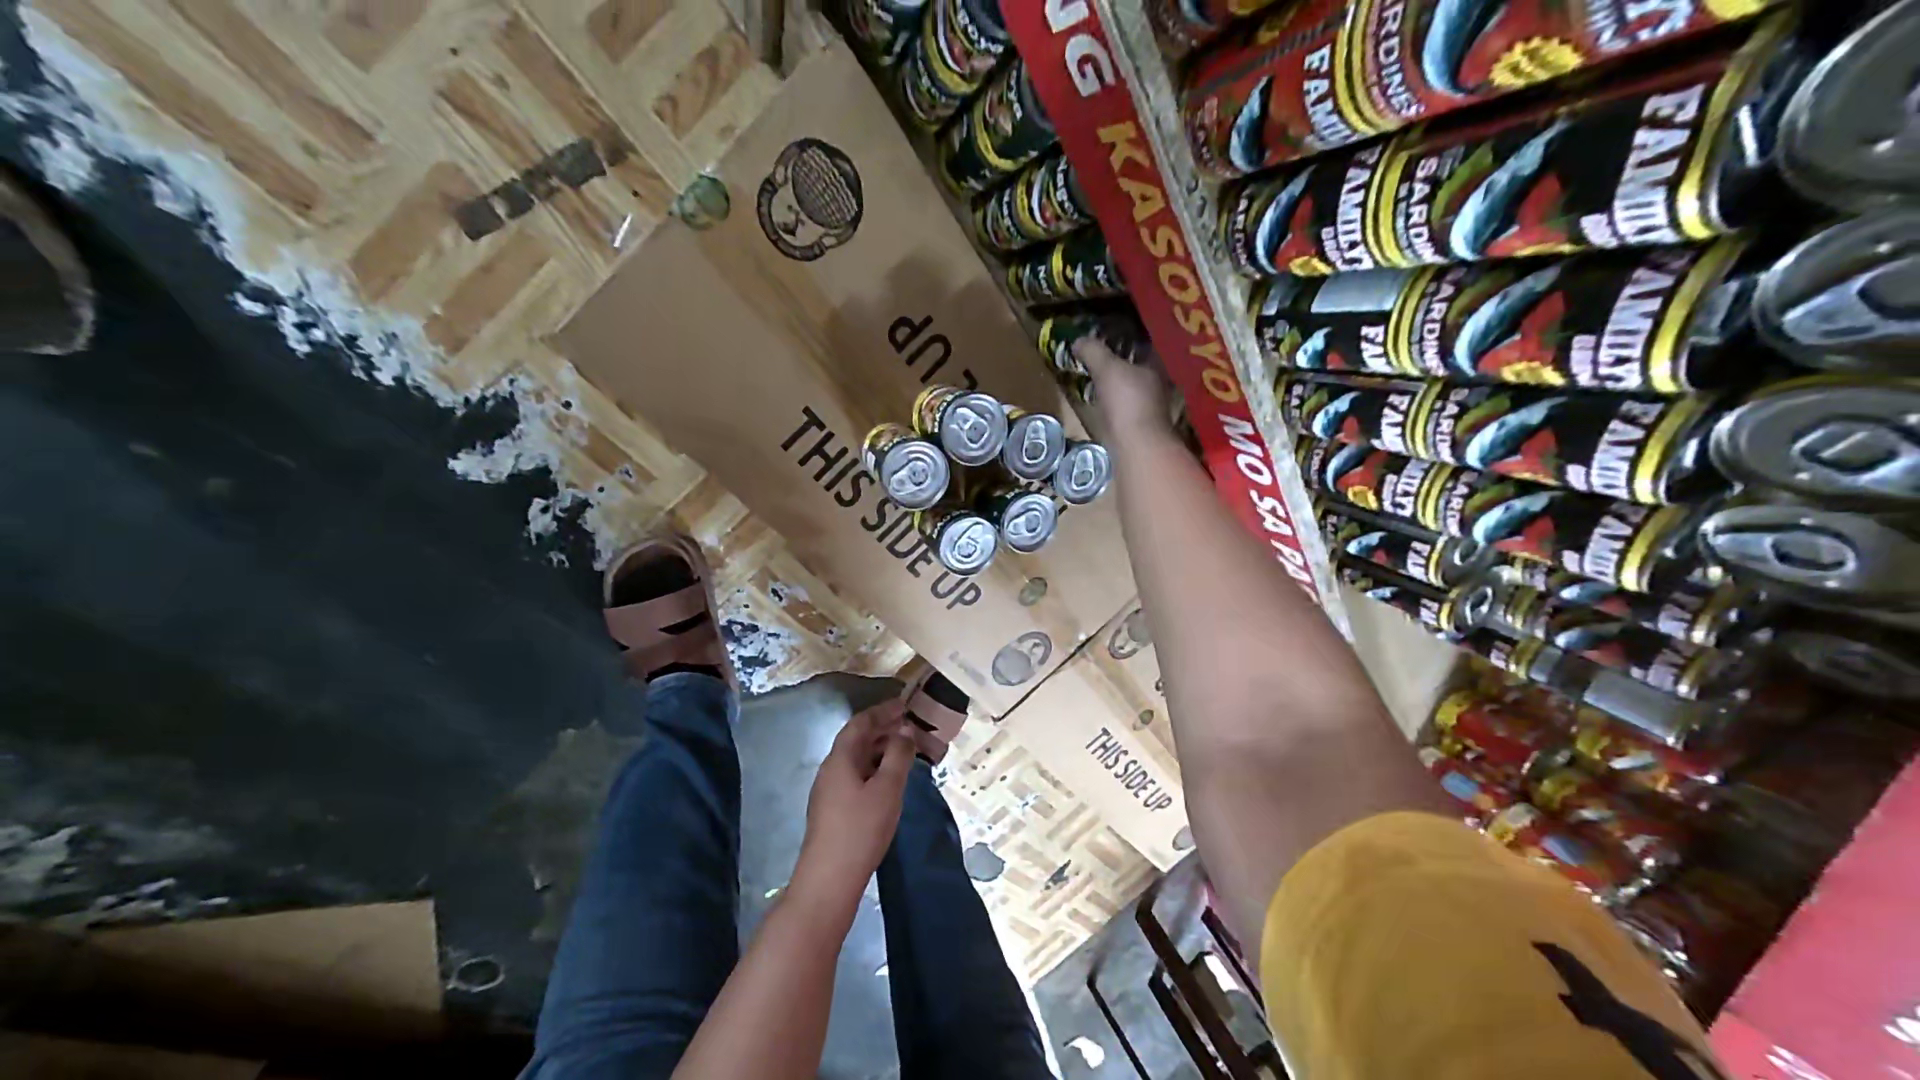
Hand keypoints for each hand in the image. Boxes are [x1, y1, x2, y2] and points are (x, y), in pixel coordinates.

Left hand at [794, 701, 915, 906]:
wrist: (829, 880)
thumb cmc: (861, 829)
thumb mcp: (887, 789)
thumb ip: (898, 756)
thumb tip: (904, 731)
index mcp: (840, 759)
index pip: (860, 723)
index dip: (882, 711)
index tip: (904, 705)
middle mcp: (830, 770)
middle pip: (856, 740)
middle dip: (883, 729)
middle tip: (909, 725)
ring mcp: (829, 791)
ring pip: (857, 759)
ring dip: (879, 749)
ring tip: (905, 750)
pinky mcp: (833, 810)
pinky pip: (856, 776)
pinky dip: (875, 768)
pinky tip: (889, 780)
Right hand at [1075, 336, 1170, 436]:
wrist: (1136, 448)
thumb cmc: (1126, 402)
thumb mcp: (1106, 368)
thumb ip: (1093, 352)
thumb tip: (1079, 340)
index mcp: (1154, 368)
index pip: (1142, 348)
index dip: (1126, 342)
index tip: (1107, 338)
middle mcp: (1156, 388)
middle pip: (1136, 371)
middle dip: (1120, 366)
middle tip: (1097, 360)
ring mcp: (1149, 411)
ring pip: (1131, 392)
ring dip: (1116, 388)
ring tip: (1095, 383)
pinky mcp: (1138, 431)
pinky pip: (1124, 411)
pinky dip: (1113, 407)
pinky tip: (1100, 408)